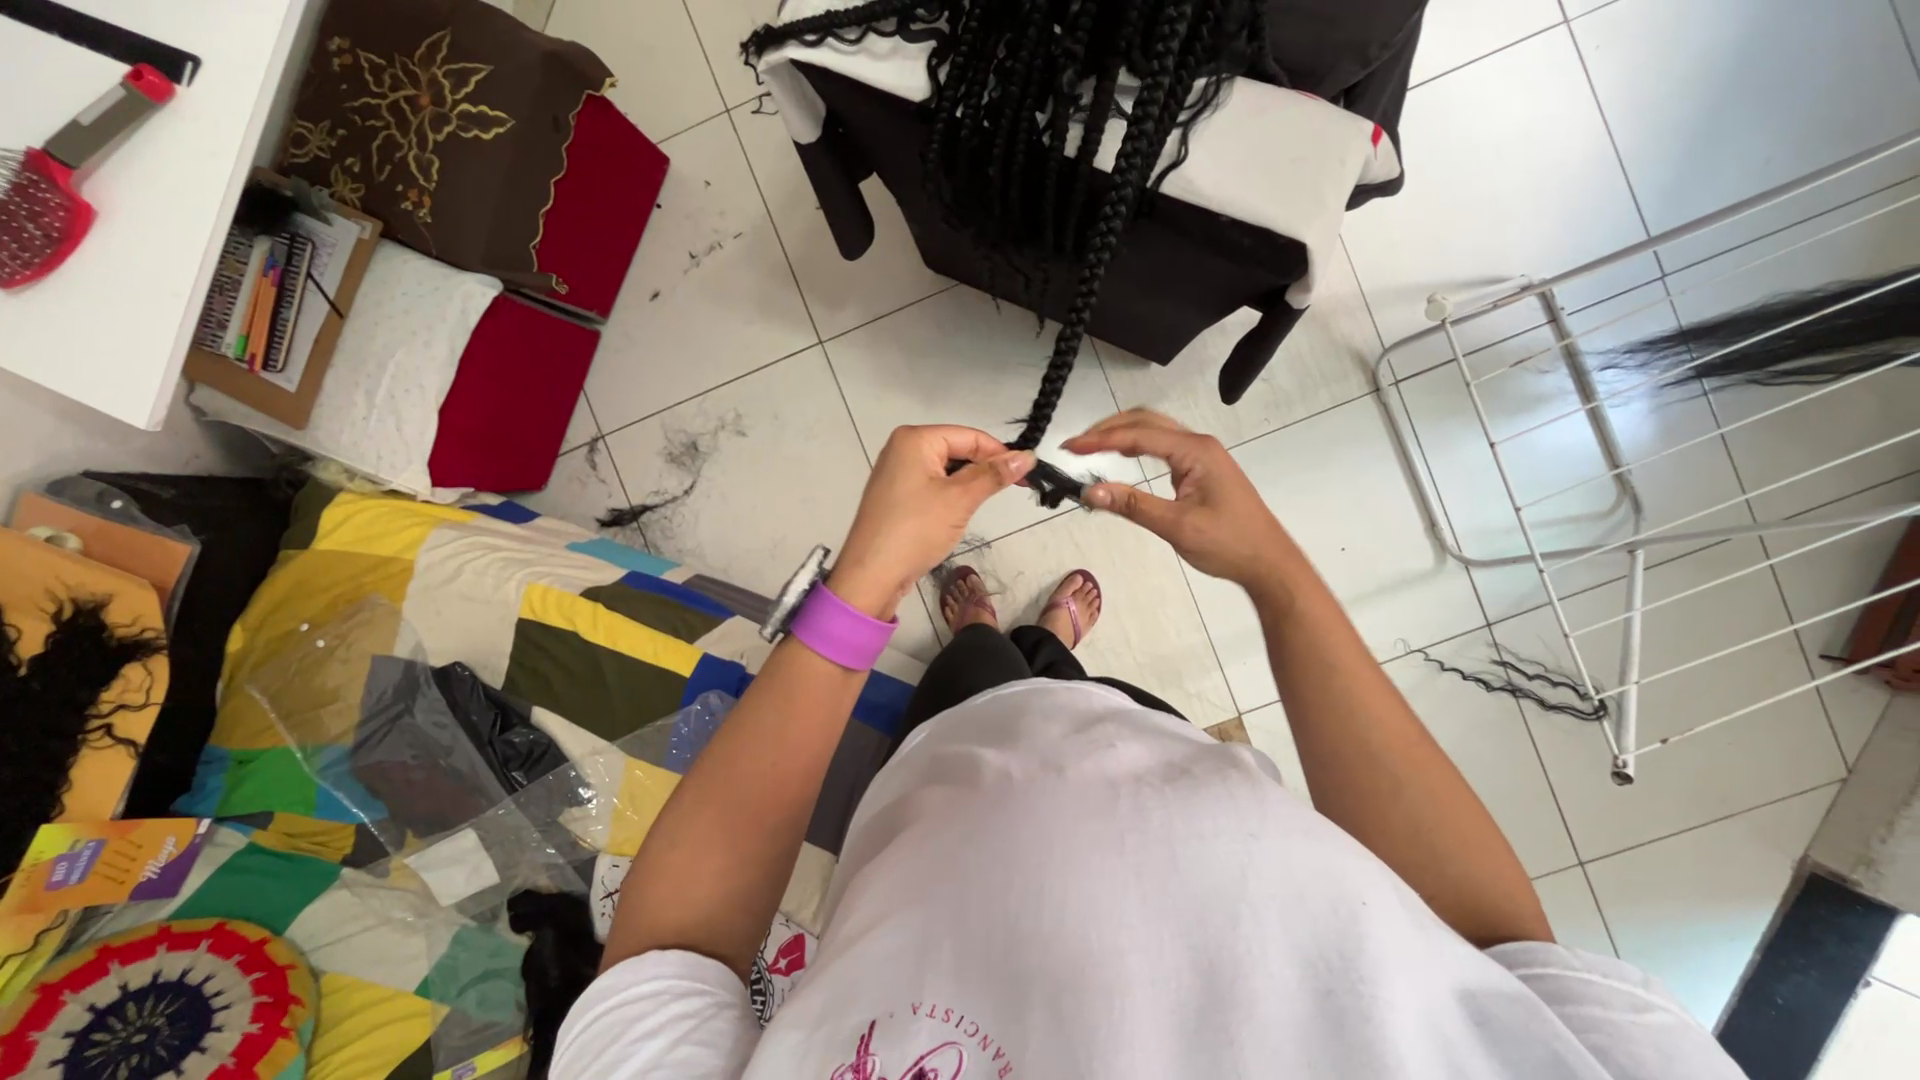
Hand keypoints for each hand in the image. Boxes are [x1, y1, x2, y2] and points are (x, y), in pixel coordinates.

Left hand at [828, 425, 1033, 618]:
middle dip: (984, 468)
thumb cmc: (916, 530)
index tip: (1026, 475)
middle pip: (957, 449)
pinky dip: (950, 494)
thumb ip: (994, 475)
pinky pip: (932, 485)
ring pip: (945, 469)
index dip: (999, 453)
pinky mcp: (896, 496)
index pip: (969, 436)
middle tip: (1012, 490)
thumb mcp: (960, 499)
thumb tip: (1027, 457)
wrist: (872, 575)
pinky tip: (960, 512)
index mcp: (915, 439)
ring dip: (968, 483)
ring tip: (985, 502)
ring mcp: (896, 473)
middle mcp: (902, 448)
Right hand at [1063, 410, 1289, 594]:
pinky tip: (1121, 457)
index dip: (1100, 440)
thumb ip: (1132, 505)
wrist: (1268, 562)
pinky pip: (1164, 447)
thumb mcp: (1176, 526)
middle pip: (1146, 422)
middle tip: (1076, 446)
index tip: (1069, 447)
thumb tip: (1090, 492)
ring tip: (1091, 447)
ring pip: (1155, 432)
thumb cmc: (1227, 544)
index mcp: (1195, 451)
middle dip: (1109, 429)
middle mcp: (1198, 444)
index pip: (1138, 436)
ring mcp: (1202, 455)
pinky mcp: (1201, 469)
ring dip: (1123, 434)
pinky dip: (1137, 446)